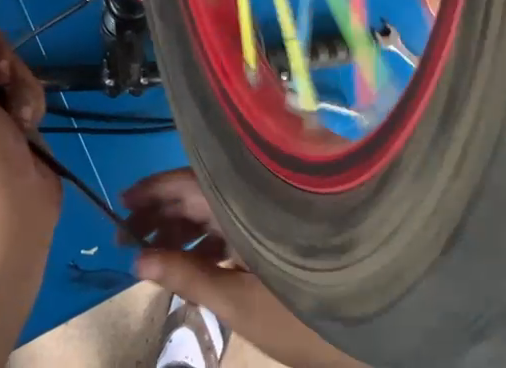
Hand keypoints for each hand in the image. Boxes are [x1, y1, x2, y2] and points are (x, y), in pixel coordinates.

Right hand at [125, 169, 364, 367]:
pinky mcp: (288, 227)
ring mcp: (275, 209)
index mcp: (243, 201)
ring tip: (156, 252)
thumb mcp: (240, 303)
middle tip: (129, 238)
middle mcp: (257, 194)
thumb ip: (186, 276)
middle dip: (162, 213)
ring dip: (185, 226)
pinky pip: (240, 220)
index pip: (186, 182)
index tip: (120, 207)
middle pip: (200, 191)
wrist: (386, 323)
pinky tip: (199, 258)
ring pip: (219, 206)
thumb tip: (137, 260)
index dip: (151, 192)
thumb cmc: (305, 313)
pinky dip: (214, 236)